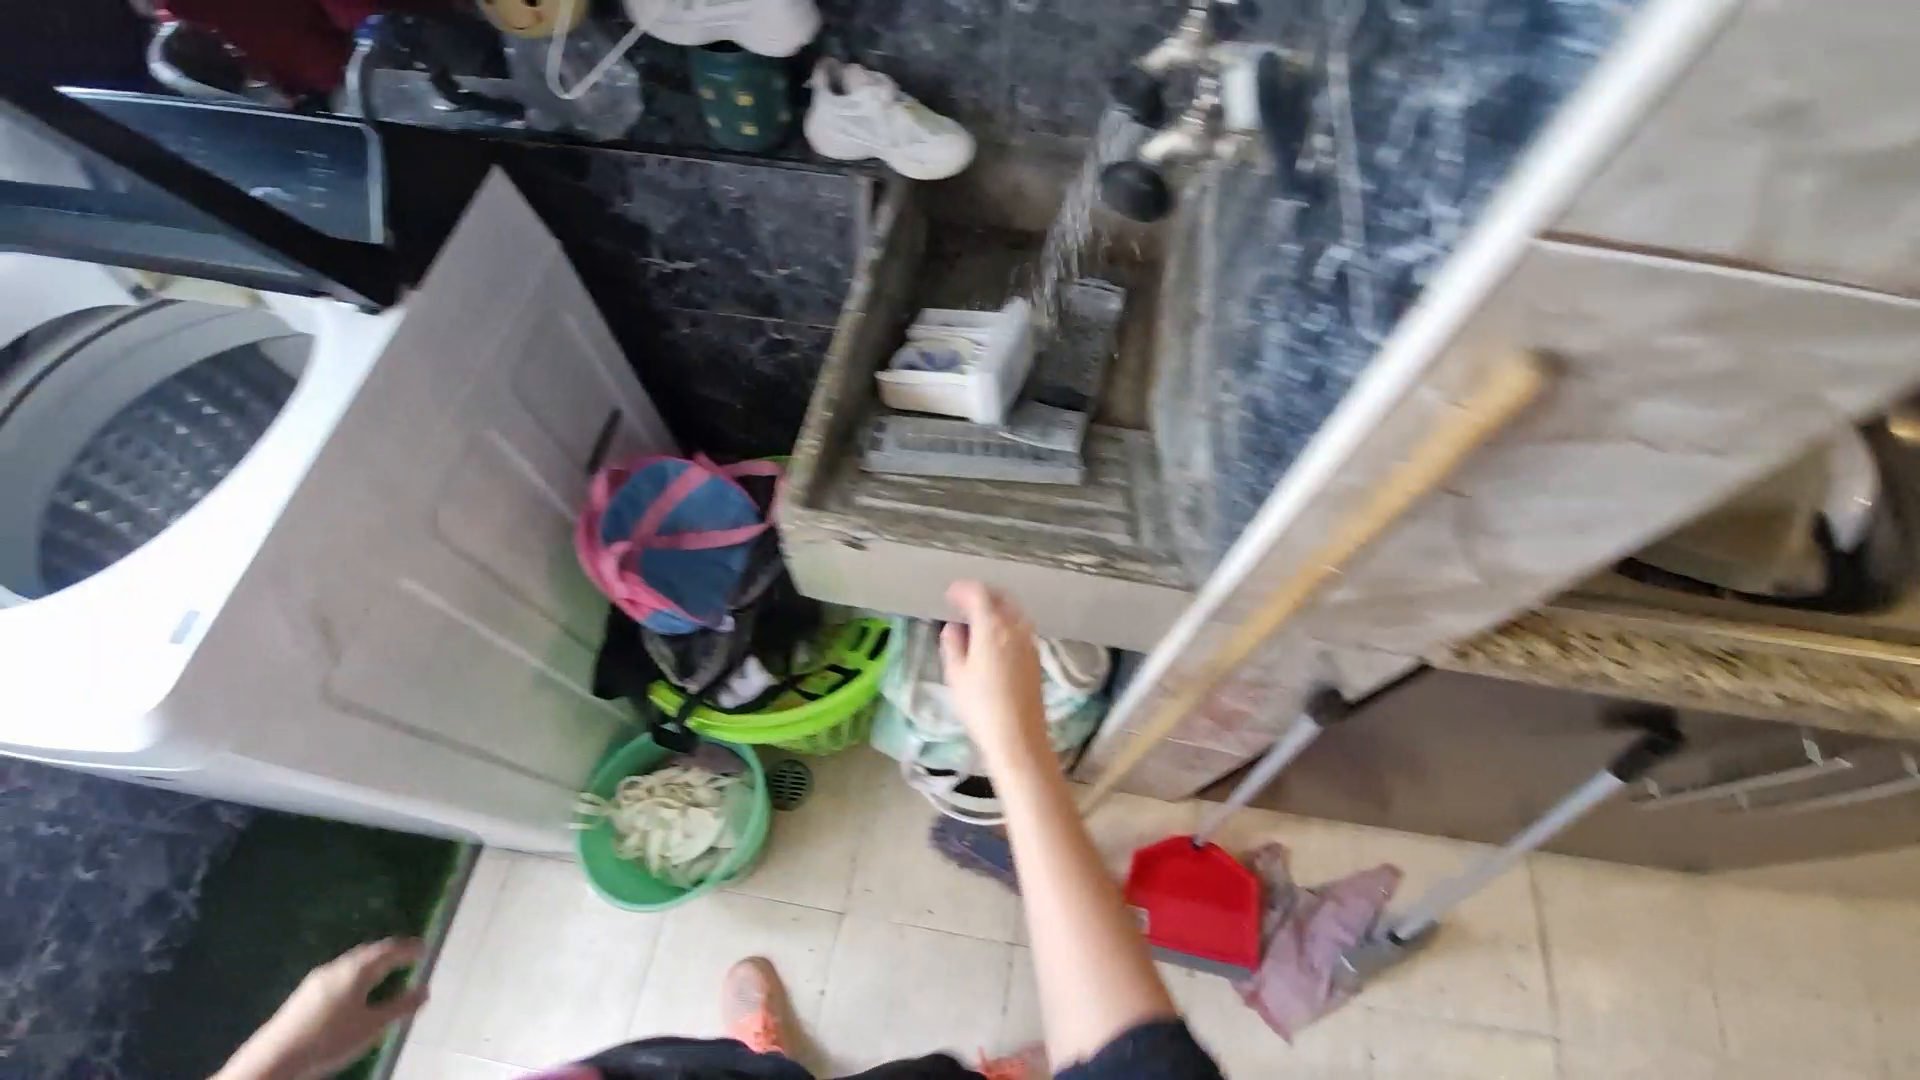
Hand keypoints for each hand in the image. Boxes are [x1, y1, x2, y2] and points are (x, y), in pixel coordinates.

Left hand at [215, 939, 427, 1079]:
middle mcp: (338, 967)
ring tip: (386, 971)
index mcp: (358, 969)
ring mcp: (317, 980)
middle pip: (371, 951)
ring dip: (373, 962)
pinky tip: (355, 990)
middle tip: (409, 956)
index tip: (425, 949)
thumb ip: (400, 1007)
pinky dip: (357, 973)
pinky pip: (340, 973)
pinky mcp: (303, 995)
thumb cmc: (327, 1041)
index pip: (391, 949)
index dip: (410, 948)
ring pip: (353, 962)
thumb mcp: (371, 1028)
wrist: (268, 1064)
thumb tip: (425, 989)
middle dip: (392, 952)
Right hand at [940, 580, 1049, 771]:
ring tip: (978, 618)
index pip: (979, 594)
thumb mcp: (956, 675)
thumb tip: (953, 628)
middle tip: (963, 601)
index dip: (963, 589)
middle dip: (982, 594)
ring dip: (996, 608)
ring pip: (1014, 612)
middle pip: (1001, 598)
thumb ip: (953, 645)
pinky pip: (1021, 627)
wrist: (1018, 737)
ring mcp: (1029, 642)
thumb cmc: (981, 706)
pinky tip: (994, 637)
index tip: (950, 594)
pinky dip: (1006, 622)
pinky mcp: (1036, 657)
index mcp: (992, 627)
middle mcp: (1015, 628)